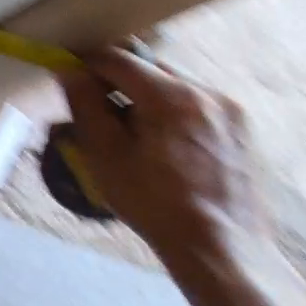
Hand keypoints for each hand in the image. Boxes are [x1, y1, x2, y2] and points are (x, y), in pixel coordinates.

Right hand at [59, 47, 271, 258]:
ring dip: (143, 99)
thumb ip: (84, 104)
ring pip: (173, 88)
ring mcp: (231, 112)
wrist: (221, 246)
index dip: (84, 62)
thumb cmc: (153, 200)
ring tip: (128, 135)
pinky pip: (194, 107)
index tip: (64, 75)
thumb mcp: (104, 152)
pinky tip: (160, 147)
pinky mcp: (242, 131)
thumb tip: (69, 70)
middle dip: (116, 82)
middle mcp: (208, 93)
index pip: (118, 59)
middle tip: (94, 112)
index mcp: (173, 96)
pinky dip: (169, 114)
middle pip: (149, 70)